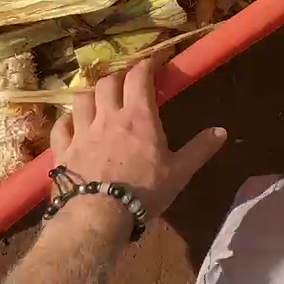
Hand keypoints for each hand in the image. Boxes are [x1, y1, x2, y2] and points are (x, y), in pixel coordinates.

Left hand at [50, 60, 226, 220]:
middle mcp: (108, 116)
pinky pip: (61, 125)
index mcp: (138, 116)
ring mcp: (82, 132)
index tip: (153, 63)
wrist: (96, 220)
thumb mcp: (179, 172)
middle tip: (127, 84)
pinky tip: (73, 124)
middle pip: (108, 81)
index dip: (146, 64)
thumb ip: (200, 149)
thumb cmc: (142, 192)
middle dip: (119, 77)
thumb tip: (222, 131)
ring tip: (99, 101)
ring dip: (92, 94)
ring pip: (82, 97)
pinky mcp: (61, 151)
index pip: (139, 76)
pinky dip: (68, 119)